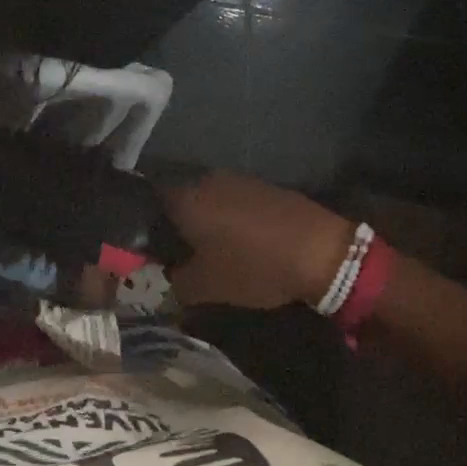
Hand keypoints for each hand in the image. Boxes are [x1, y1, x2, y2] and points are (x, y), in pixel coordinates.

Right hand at [160, 173, 354, 309]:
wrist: (321, 250)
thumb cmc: (254, 266)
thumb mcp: (209, 287)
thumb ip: (176, 284)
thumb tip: (164, 281)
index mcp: (183, 198)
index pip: (148, 201)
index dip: (145, 224)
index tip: (150, 246)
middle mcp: (203, 179)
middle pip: (177, 198)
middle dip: (175, 221)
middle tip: (180, 250)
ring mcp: (234, 178)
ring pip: (205, 197)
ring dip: (204, 218)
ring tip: (211, 246)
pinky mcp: (260, 184)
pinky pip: (231, 198)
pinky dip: (229, 215)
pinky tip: (240, 238)